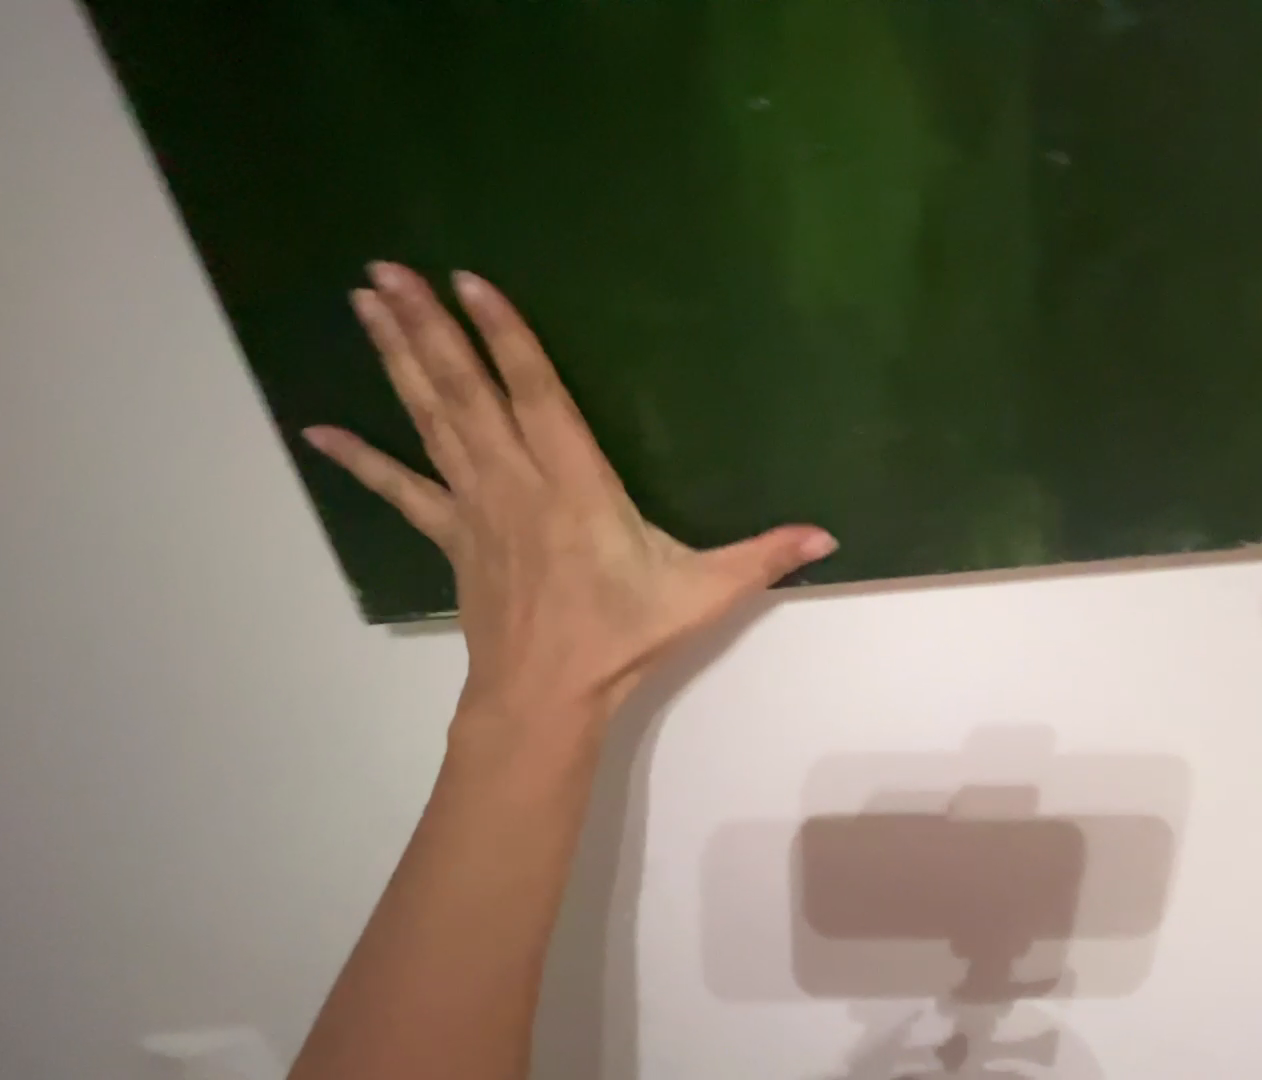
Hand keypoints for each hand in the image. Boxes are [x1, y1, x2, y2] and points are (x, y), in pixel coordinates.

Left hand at [304, 264, 836, 753]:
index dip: (505, 335)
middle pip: (467, 393)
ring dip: (399, 362)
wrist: (547, 697)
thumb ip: (766, 557)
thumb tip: (831, 538)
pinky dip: (363, 459)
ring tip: (366, 305)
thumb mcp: (707, 593)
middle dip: (429, 329)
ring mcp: (476, 509)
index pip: (537, 394)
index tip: (469, 282)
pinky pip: (403, 490)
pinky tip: (320, 430)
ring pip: (432, 423)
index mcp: (576, 485)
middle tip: (386, 269)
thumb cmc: (626, 637)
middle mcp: (516, 482)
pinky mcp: (452, 538)